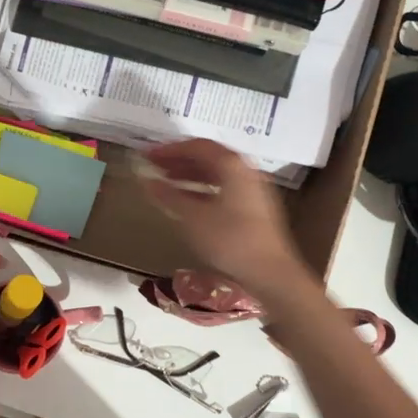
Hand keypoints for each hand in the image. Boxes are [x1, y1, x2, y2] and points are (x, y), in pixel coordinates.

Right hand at [141, 139, 306, 285]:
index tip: (148, 156)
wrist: (269, 271)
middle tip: (154, 167)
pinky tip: (186, 202)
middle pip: (208, 157)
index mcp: (232, 165)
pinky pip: (223, 188)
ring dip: (189, 175)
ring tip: (166, 183)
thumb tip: (147, 181)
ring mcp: (252, 189)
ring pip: (216, 174)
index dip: (170, 149)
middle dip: (179, 160)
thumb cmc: (229, 240)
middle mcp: (245, 170)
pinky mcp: (253, 207)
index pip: (198, 146)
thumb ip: (169, 195)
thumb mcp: (193, 217)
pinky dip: (202, 189)